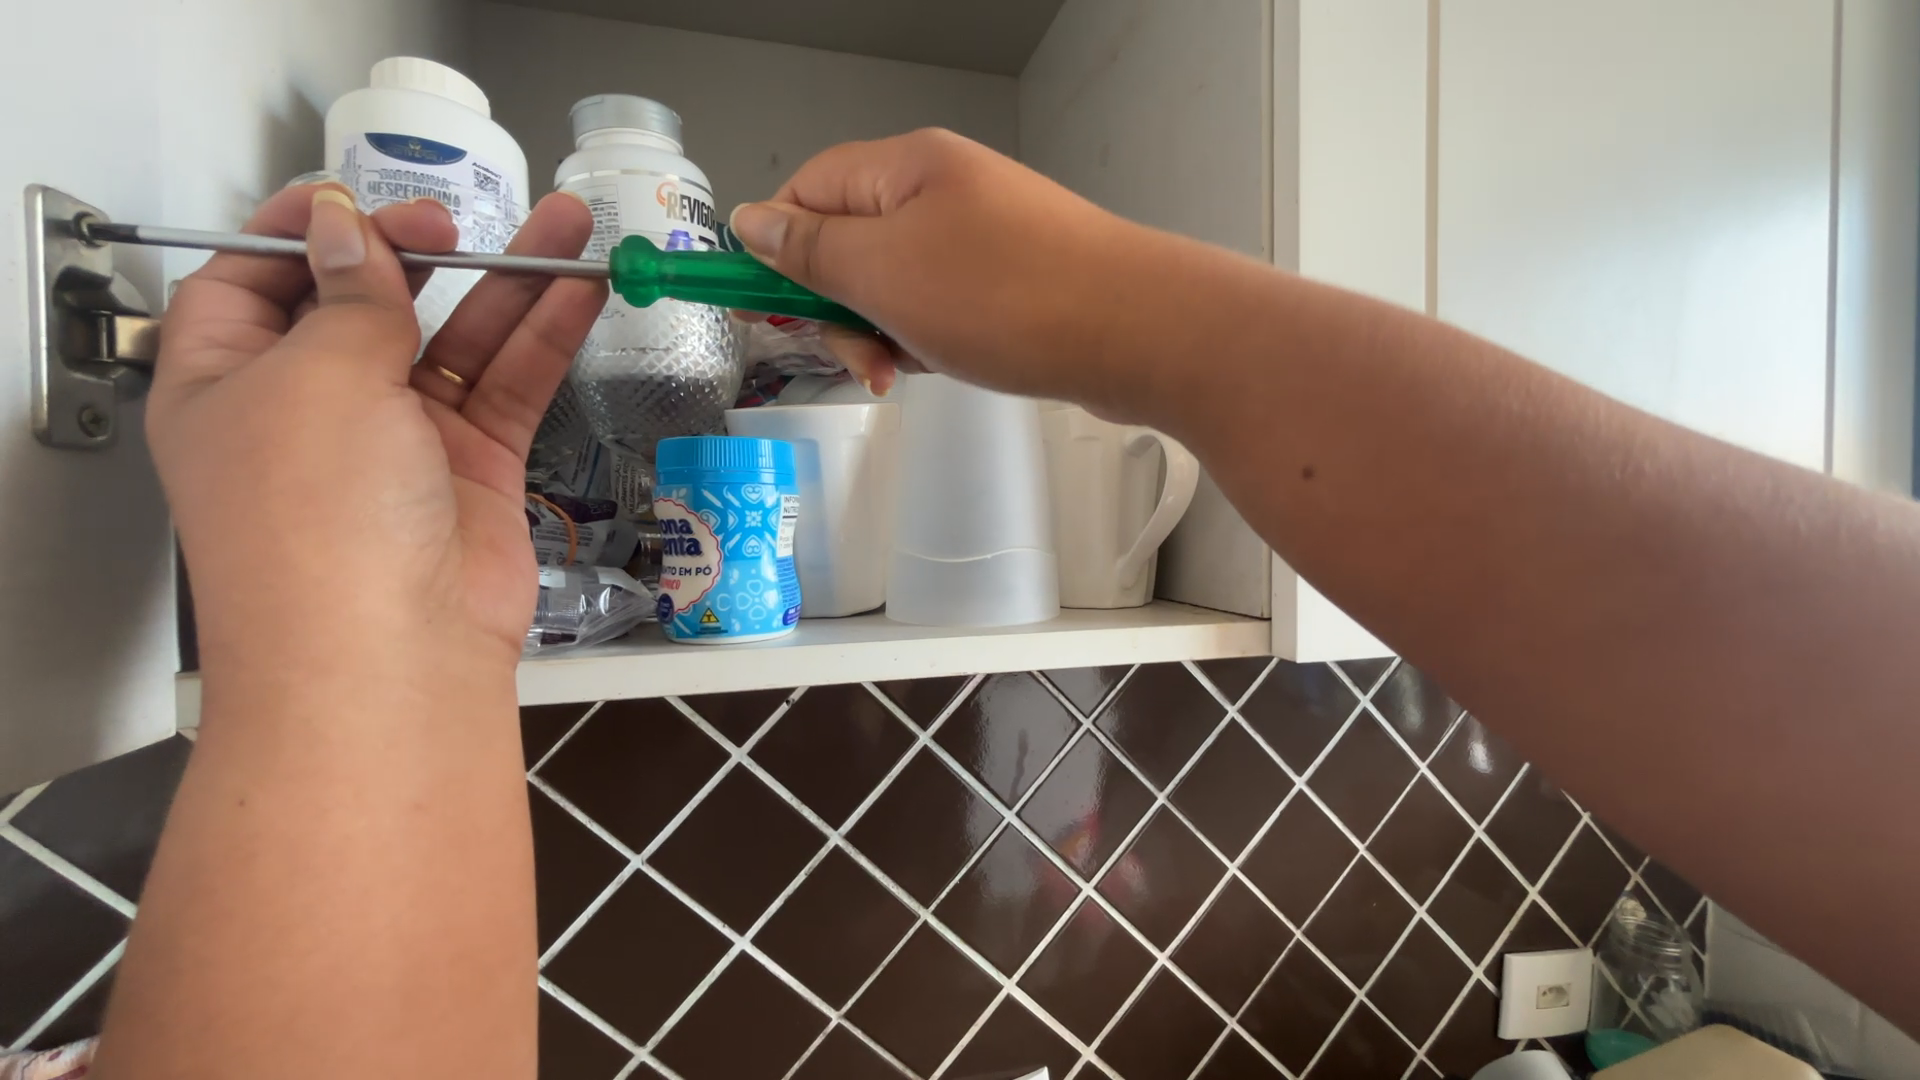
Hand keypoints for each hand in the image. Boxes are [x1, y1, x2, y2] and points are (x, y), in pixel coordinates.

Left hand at [148, 185, 606, 664]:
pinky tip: (580, 297)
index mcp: (234, 379)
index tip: (365, 203)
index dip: (306, 232)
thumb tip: (348, 233)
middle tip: (474, 220)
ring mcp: (407, 437)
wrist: (396, 646)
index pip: (258, 281)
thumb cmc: (317, 517)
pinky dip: (546, 340)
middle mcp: (321, 404)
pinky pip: (512, 386)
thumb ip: (350, 300)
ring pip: (465, 341)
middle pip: (378, 305)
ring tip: (570, 233)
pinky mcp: (478, 464)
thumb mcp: (315, 381)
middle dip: (429, 255)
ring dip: (516, 286)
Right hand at [727, 129, 1149, 407]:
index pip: (807, 194)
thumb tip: (751, 223)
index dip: (777, 253)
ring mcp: (981, 242)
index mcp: (905, 169)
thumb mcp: (885, 272)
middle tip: (863, 361)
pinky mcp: (1010, 286)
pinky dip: (930, 342)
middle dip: (841, 309)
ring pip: (897, 289)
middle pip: (852, 247)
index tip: (768, 312)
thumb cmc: (1004, 297)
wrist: (1135, 332)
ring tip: (908, 370)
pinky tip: (945, 365)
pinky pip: (942, 311)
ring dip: (886, 334)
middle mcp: (943, 194)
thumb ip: (811, 250)